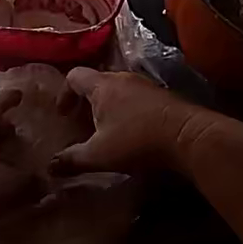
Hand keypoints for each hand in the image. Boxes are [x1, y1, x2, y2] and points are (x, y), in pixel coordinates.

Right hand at [51, 68, 220, 175]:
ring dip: (108, 107)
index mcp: (102, 86)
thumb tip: (50, 167)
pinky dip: (128, 111)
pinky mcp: (165, 97)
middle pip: (97, 82)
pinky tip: (131, 133)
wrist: (191, 137)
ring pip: (118, 90)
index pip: (74, 76)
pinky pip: (137, 98)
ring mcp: (147, 86)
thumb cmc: (137, 141)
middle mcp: (123, 78)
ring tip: (105, 131)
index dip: (64, 93)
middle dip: (86, 102)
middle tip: (81, 124)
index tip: (63, 115)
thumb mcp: (99, 155)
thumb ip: (72, 159)